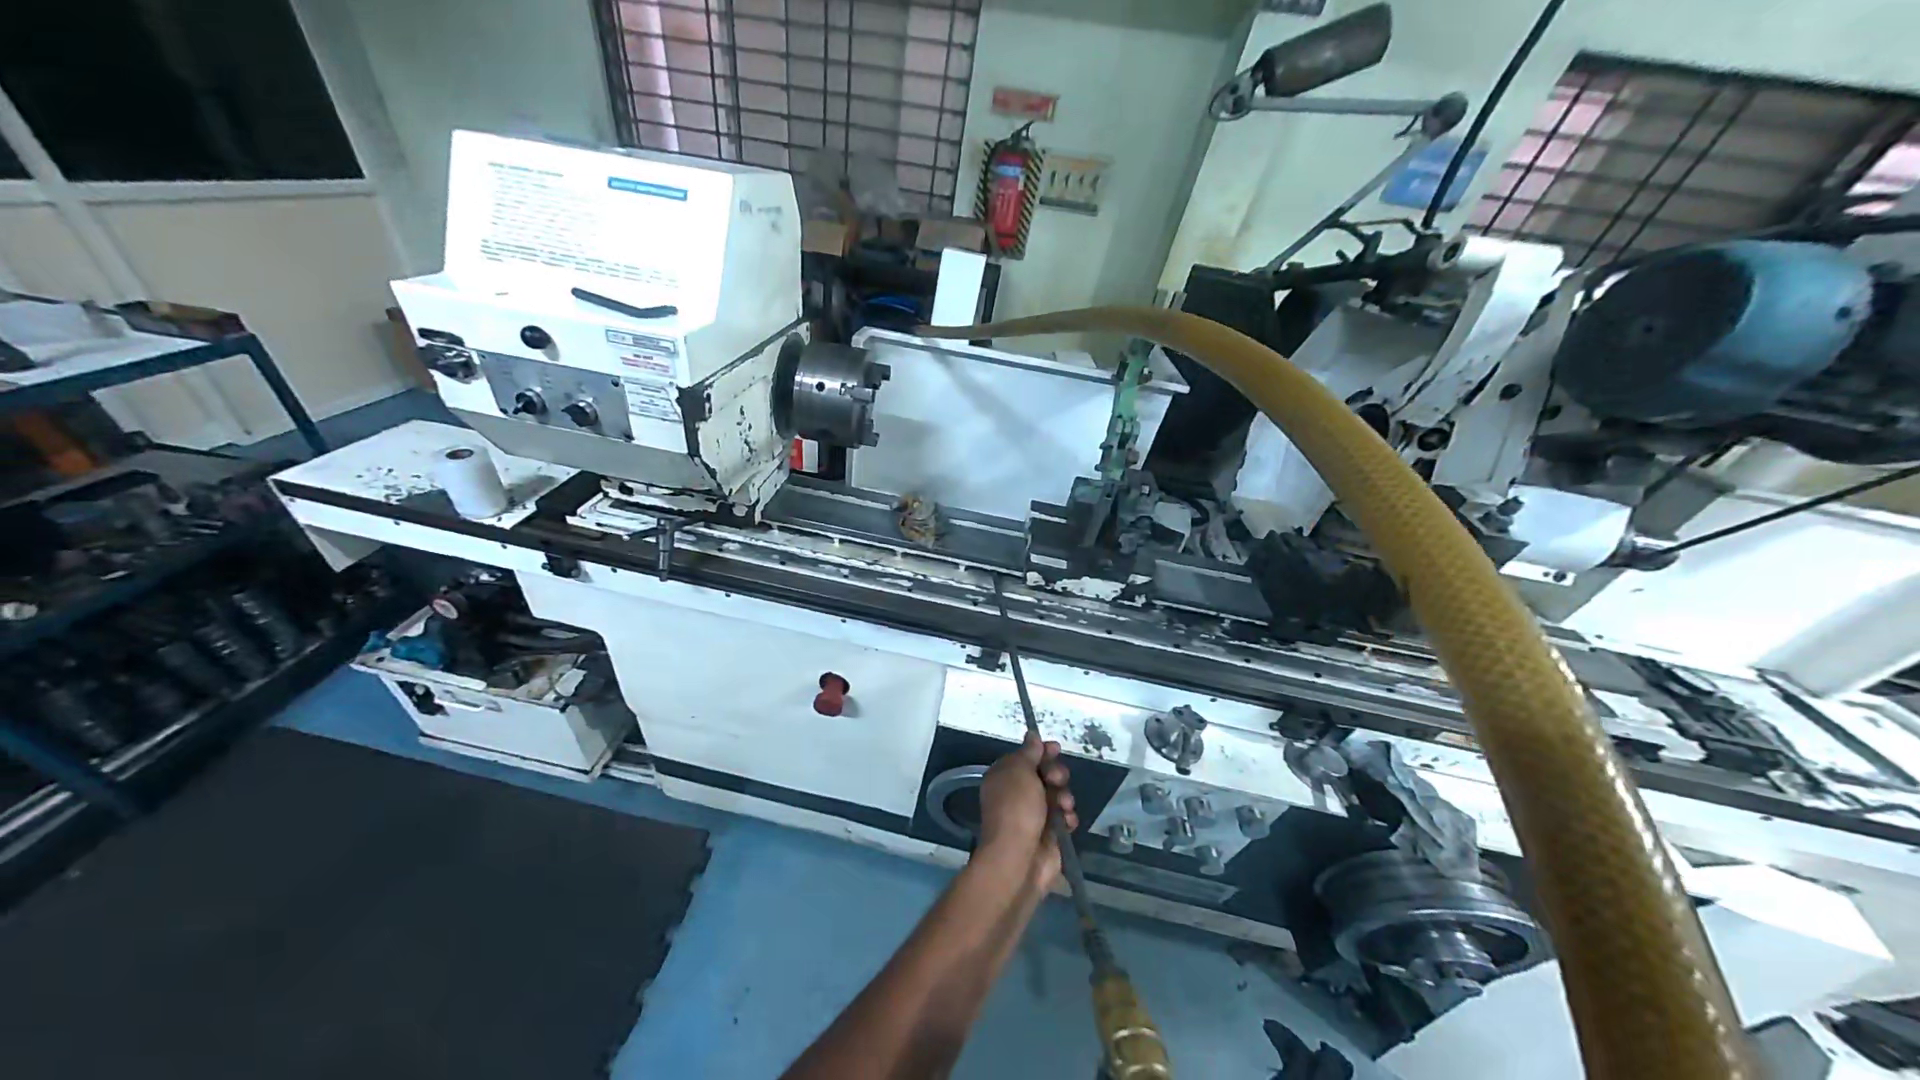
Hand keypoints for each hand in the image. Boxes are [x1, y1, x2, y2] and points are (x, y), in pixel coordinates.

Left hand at [975, 733, 1076, 888]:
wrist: (1019, 857)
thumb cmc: (1016, 808)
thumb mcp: (1020, 771)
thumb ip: (1029, 752)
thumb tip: (1032, 735)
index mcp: (1005, 777)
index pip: (1026, 757)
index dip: (1041, 751)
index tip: (1056, 748)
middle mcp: (1018, 793)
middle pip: (1045, 774)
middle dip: (1056, 774)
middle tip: (1056, 779)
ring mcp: (1034, 814)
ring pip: (1058, 794)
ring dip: (1064, 796)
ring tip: (1063, 805)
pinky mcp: (1049, 833)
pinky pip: (1064, 817)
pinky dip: (1068, 817)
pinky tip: (1067, 821)